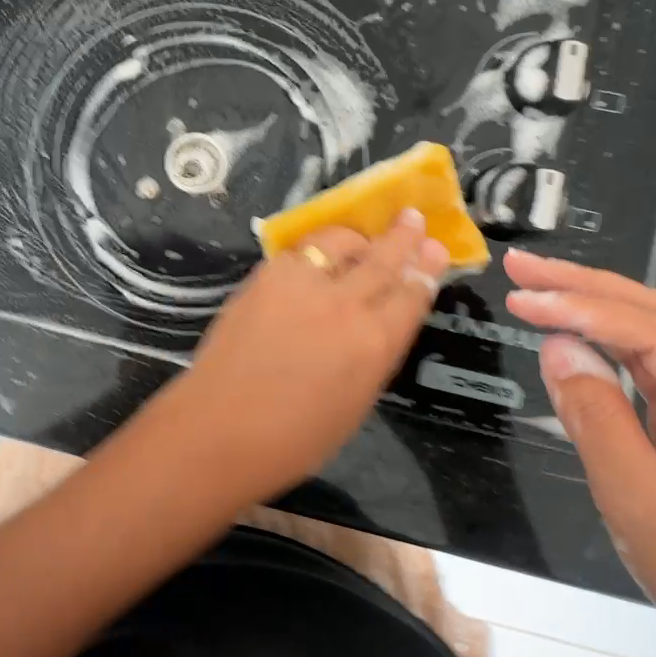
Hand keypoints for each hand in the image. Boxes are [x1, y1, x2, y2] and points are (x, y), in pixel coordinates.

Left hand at [139, 211, 450, 503]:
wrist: (220, 426)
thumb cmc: (294, 438)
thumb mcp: (355, 403)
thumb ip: (370, 356)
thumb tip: (374, 328)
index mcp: (374, 342)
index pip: (411, 295)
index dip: (425, 270)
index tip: (435, 250)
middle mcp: (342, 304)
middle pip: (380, 260)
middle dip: (401, 237)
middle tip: (413, 218)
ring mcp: (298, 286)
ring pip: (335, 244)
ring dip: (353, 238)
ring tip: (359, 237)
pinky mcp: (261, 279)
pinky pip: (296, 253)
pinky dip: (311, 251)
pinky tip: (313, 255)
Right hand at [504, 250, 655, 656]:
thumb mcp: (640, 506)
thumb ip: (597, 421)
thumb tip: (558, 348)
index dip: (585, 308)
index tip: (519, 295)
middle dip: (591, 285)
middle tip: (521, 264)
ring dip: (601, 302)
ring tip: (538, 283)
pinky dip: (613, 337)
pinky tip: (577, 328)